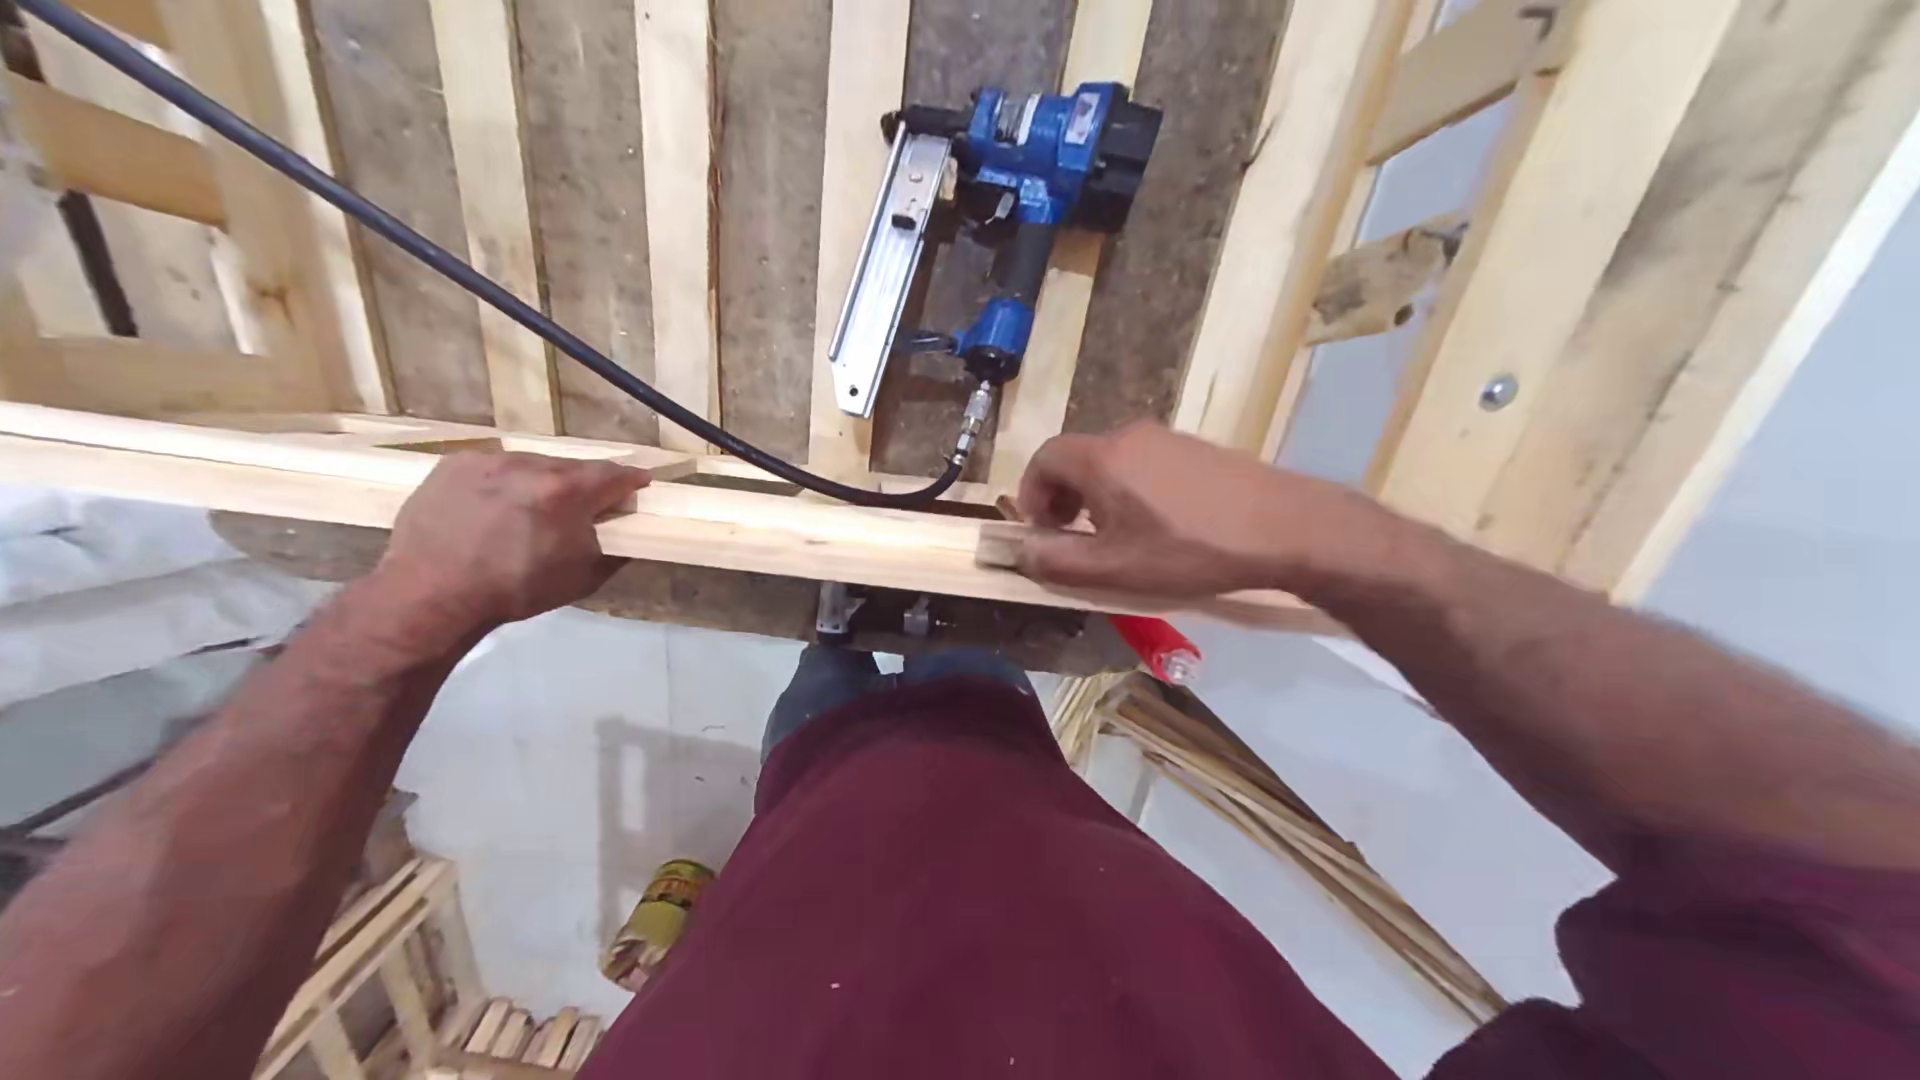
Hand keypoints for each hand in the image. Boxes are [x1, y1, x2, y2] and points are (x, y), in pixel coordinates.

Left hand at [371, 452, 650, 638]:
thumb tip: (629, 532)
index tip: (640, 485)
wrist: (432, 594)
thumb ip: (615, 548)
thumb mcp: (585, 576)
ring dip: (545, 481)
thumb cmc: (518, 589)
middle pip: (574, 467)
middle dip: (585, 484)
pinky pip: (496, 466)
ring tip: (536, 507)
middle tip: (585, 505)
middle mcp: (531, 465)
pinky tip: (499, 506)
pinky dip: (507, 482)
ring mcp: (489, 460)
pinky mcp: (455, 464)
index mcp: (567, 491)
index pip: (614, 474)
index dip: (632, 480)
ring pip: (534, 463)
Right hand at [1014, 422, 1390, 598]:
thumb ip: (1057, 561)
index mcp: (1102, 458)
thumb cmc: (1189, 549)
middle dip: (1061, 497)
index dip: (1030, 494)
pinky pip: (1141, 463)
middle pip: (1075, 457)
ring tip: (1114, 536)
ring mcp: (1166, 438)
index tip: (1041, 530)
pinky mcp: (1194, 448)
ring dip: (1094, 495)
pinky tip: (1155, 525)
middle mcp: (1129, 436)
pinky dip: (1127, 489)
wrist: (1285, 528)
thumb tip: (1023, 553)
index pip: (1043, 459)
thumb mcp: (1115, 568)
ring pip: (1110, 461)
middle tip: (1072, 536)